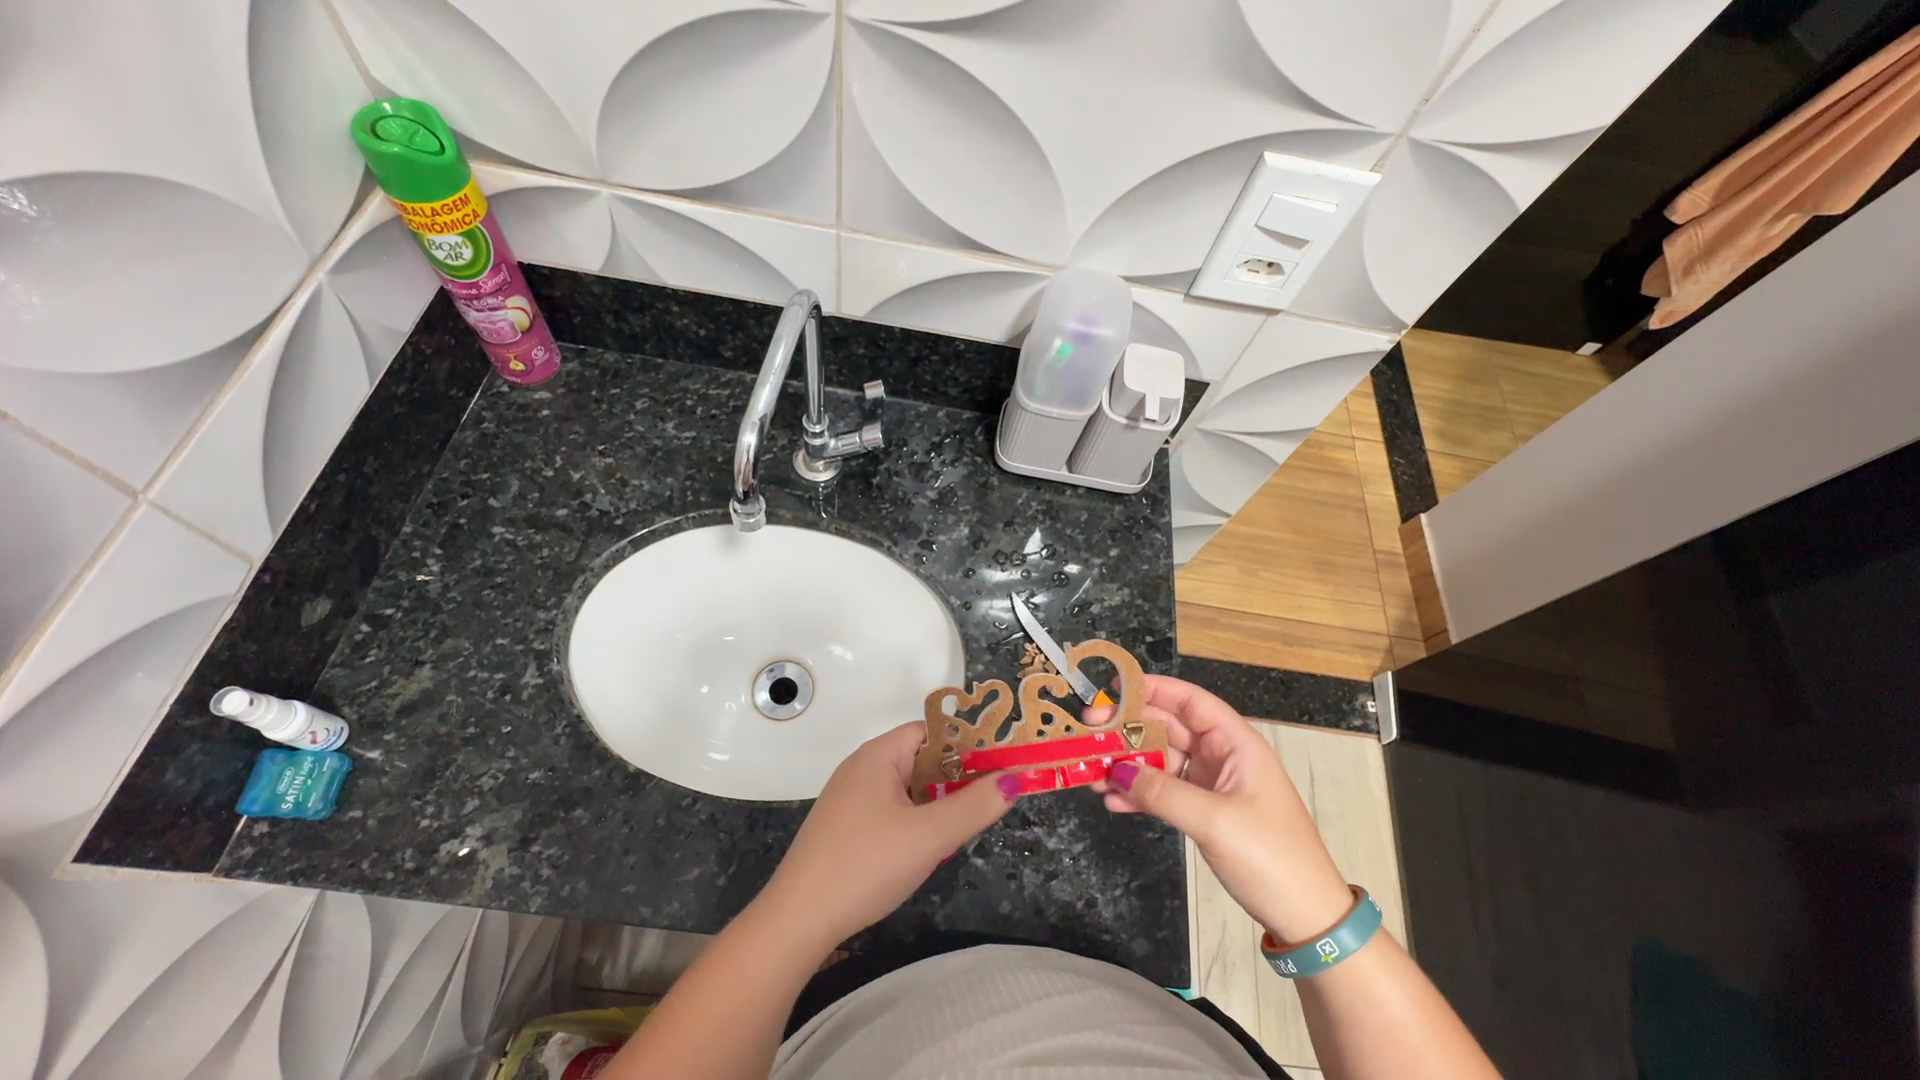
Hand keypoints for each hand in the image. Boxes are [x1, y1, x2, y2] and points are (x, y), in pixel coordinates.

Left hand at [756, 722, 1016, 947]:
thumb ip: (975, 805)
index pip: (931, 731)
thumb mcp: (930, 836)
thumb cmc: (866, 866)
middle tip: (982, 806)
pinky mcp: (844, 828)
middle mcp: (861, 768)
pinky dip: (913, 823)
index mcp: (878, 756)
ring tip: (956, 832)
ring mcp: (849, 799)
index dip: (966, 746)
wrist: (800, 919)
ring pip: (907, 789)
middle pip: (920, 759)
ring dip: (935, 805)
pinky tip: (922, 852)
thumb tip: (1015, 778)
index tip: (998, 769)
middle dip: (953, 780)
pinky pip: (890, 811)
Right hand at [1091, 676, 1354, 942]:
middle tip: (1089, 733)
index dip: (1153, 689)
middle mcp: (1223, 757)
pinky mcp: (1204, 813)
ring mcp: (1212, 786)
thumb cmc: (1271, 857)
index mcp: (1236, 744)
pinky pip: (1164, 791)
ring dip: (1128, 765)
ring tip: (1092, 772)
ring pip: (1161, 761)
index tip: (1113, 687)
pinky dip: (1139, 794)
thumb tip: (1117, 770)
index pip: (1191, 701)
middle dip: (1129, 728)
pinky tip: (1113, 801)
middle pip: (1169, 729)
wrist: (1306, 916)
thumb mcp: (1214, 821)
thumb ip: (1161, 792)